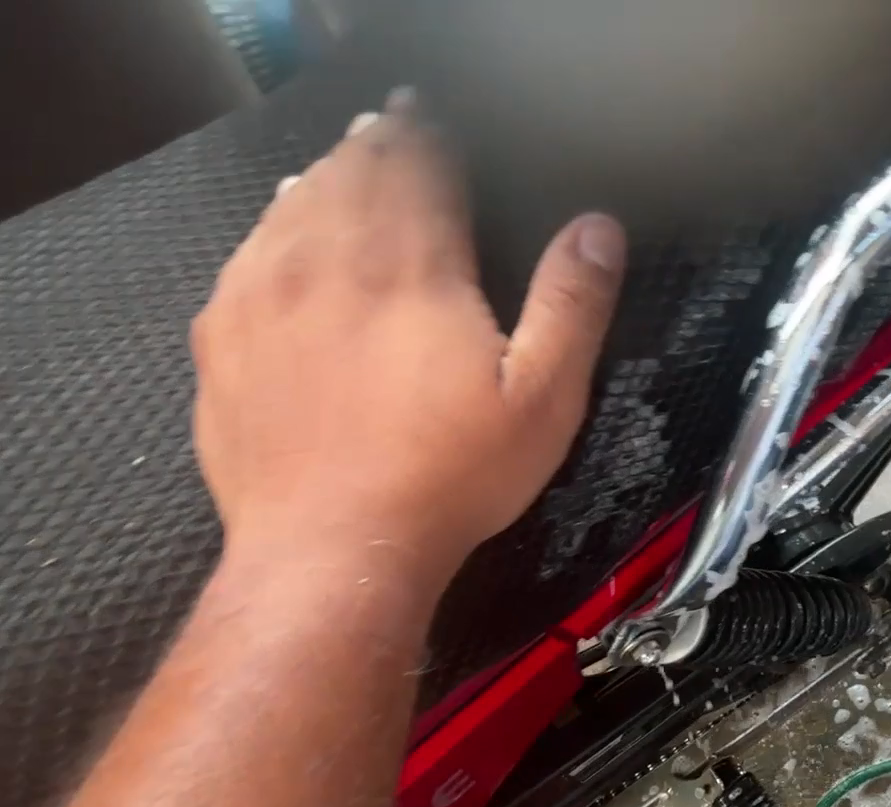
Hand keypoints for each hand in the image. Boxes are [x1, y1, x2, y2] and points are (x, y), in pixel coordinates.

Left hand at [191, 90, 627, 586]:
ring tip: (352, 156)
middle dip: (381, 144)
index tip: (441, 114)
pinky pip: (248, 250)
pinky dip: (277, 220)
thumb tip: (598, 229)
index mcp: (413, 270)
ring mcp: (265, 296)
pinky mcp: (227, 336)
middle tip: (399, 122)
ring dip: (330, 173)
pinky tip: (288, 221)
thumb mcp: (545, 397)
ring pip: (295, 204)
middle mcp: (329, 263)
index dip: (432, 137)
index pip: (418, 171)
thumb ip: (572, 305)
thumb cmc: (457, 472)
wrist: (337, 543)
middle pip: (352, 176)